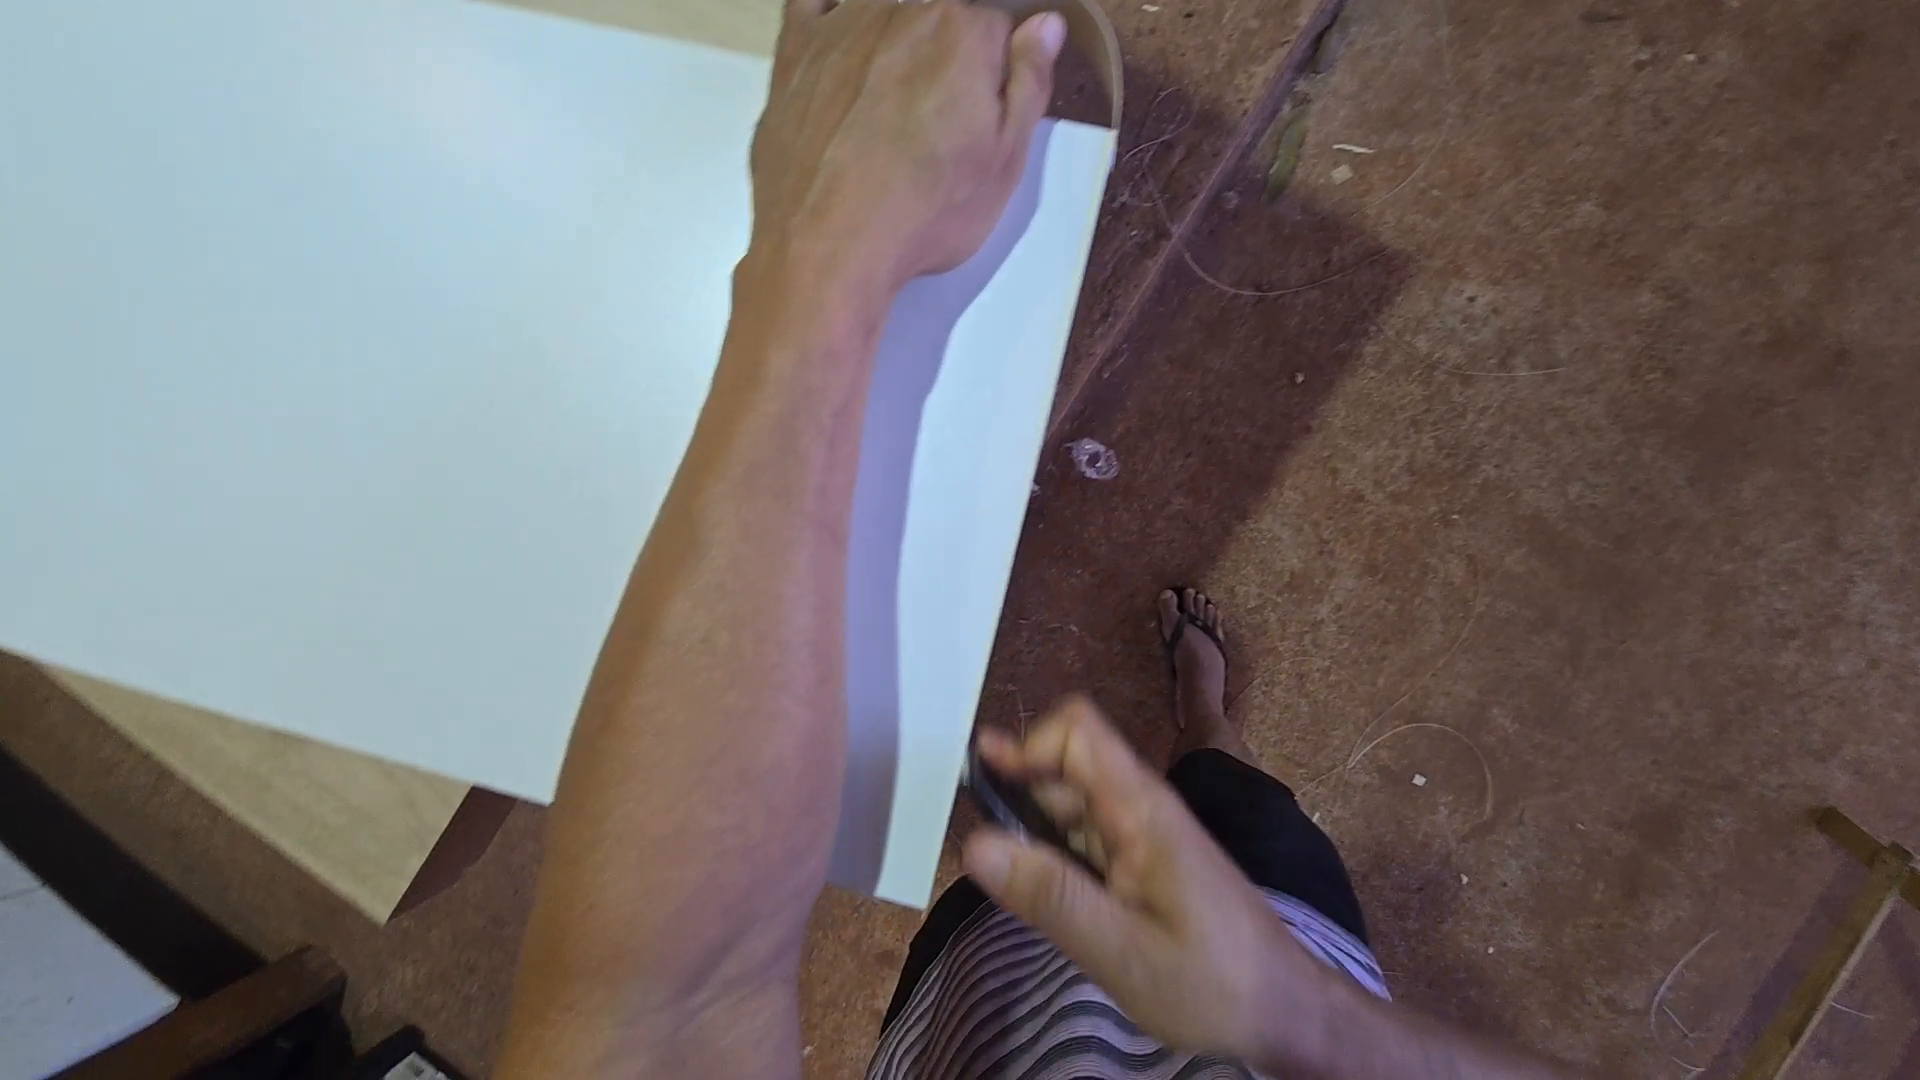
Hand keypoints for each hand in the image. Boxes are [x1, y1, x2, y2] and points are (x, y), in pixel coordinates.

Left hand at [747, 0, 1066, 294]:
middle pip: (941, 18)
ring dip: (895, 45)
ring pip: (885, 11)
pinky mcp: (797, 49)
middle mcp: (906, 10)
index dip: (995, 80)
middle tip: (936, 128)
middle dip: (946, 63)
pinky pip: (815, 2)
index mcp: (965, 32)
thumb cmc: (922, 214)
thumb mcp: (1003, 166)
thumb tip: (1045, 27)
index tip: (982, 120)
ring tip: (891, 110)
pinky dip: (832, 14)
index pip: (996, 32)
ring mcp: (845, 24)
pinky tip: (842, 45)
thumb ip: (1030, 84)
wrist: (829, 246)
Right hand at [963, 698, 1338, 1064]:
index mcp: (1138, 806)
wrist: (1286, 1012)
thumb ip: (1049, 895)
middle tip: (983, 838)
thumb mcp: (1122, 951)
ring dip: (1031, 821)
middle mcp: (1137, 805)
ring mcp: (1139, 831)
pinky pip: (1083, 834)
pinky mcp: (1140, 859)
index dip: (1029, 744)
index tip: (991, 786)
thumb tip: (974, 843)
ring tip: (1003, 870)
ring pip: (1070, 799)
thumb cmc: (1212, 981)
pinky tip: (1040, 887)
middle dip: (1019, 787)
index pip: (1078, 730)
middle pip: (1066, 763)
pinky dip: (1052, 848)